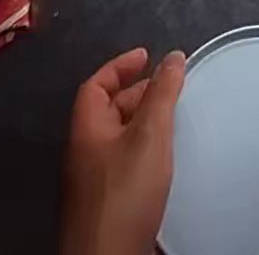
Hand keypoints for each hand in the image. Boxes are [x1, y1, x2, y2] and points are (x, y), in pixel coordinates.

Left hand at [62, 48, 186, 254]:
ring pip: (118, 135)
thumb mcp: (150, 133)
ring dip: (144, 119)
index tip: (147, 55)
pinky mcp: (108, 203)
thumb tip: (173, 57)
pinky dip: (146, 145)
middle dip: (137, 91)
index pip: (95, 87)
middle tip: (169, 84)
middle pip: (107, 110)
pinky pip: (126, 159)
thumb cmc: (126, 192)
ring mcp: (94, 182)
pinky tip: (167, 154)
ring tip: (174, 114)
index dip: (119, 66)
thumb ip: (162, 93)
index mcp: (87, 133)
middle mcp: (85, 154)